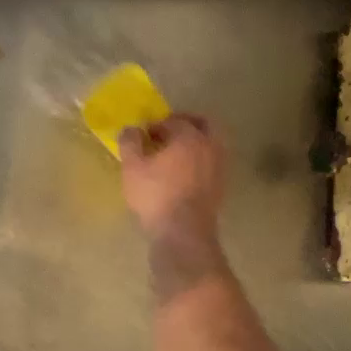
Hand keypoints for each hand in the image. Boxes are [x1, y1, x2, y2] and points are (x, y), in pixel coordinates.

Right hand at [117, 113, 224, 247]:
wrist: (183, 230)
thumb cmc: (155, 194)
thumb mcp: (132, 167)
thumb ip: (130, 143)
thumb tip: (131, 129)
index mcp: (189, 136)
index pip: (174, 121)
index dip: (156, 124)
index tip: (144, 134)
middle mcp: (209, 145)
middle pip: (203, 124)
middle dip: (186, 123)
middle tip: (167, 133)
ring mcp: (219, 165)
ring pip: (211, 142)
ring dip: (195, 141)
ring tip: (175, 154)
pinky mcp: (221, 184)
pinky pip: (211, 161)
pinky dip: (200, 159)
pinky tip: (184, 173)